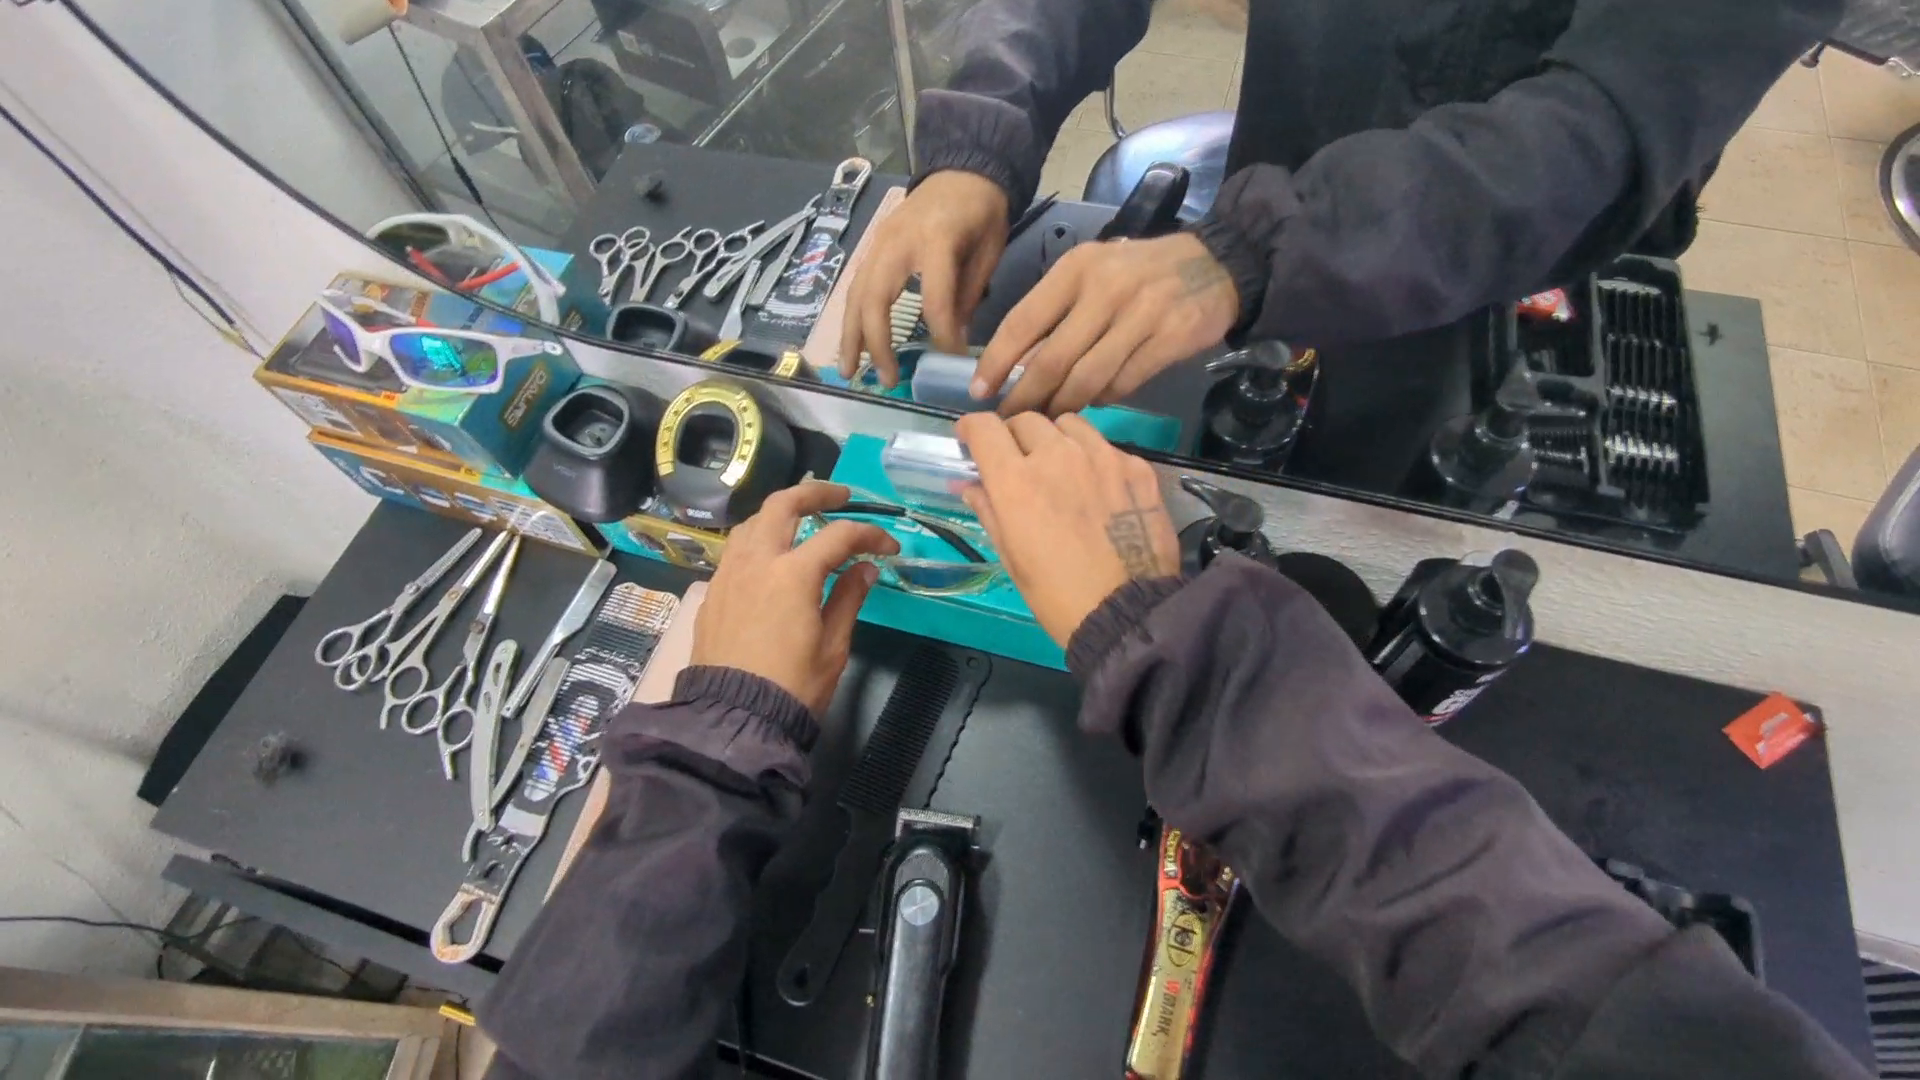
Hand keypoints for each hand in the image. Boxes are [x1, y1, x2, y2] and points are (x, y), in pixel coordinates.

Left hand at [691, 482, 899, 715]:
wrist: (734, 718)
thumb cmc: (794, 685)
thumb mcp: (834, 646)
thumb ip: (849, 597)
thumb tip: (865, 568)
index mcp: (793, 573)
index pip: (839, 536)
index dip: (870, 536)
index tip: (889, 548)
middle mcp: (756, 561)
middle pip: (783, 505)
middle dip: (815, 493)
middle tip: (841, 498)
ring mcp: (728, 574)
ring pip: (753, 523)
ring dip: (781, 513)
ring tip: (804, 522)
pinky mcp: (713, 592)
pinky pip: (737, 550)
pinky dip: (760, 540)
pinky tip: (772, 559)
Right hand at [838, 170, 1009, 386]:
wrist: (962, 167)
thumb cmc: (982, 211)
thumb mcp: (988, 252)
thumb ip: (967, 295)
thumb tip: (952, 340)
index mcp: (936, 240)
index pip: (934, 299)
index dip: (942, 335)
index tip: (952, 361)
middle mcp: (897, 242)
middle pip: (875, 300)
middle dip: (878, 345)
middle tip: (886, 380)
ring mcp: (878, 243)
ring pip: (855, 296)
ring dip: (851, 337)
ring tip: (851, 372)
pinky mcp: (871, 247)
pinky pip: (856, 288)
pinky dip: (851, 319)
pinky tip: (853, 346)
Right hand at [956, 412, 1180, 644]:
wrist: (1127, 613)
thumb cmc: (1057, 594)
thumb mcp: (1012, 557)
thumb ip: (990, 510)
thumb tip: (971, 486)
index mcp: (1017, 481)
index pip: (986, 428)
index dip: (972, 428)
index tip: (971, 439)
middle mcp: (1058, 456)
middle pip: (1027, 420)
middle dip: (1014, 436)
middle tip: (1016, 462)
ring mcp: (1102, 457)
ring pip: (1069, 425)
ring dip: (1055, 439)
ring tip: (1059, 466)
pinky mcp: (1137, 467)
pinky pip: (1106, 447)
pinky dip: (1093, 459)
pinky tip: (1098, 487)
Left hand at [975, 233, 1237, 415]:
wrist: (1216, 264)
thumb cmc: (1138, 273)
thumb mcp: (1091, 274)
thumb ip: (1055, 313)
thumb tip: (1013, 365)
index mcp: (1075, 269)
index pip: (1023, 321)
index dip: (996, 362)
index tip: (980, 391)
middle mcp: (1104, 289)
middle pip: (1052, 359)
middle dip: (1026, 397)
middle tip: (1011, 421)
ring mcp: (1140, 315)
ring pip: (1087, 378)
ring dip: (1063, 405)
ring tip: (1048, 420)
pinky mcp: (1168, 340)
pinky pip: (1122, 384)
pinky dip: (1102, 399)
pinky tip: (1092, 403)